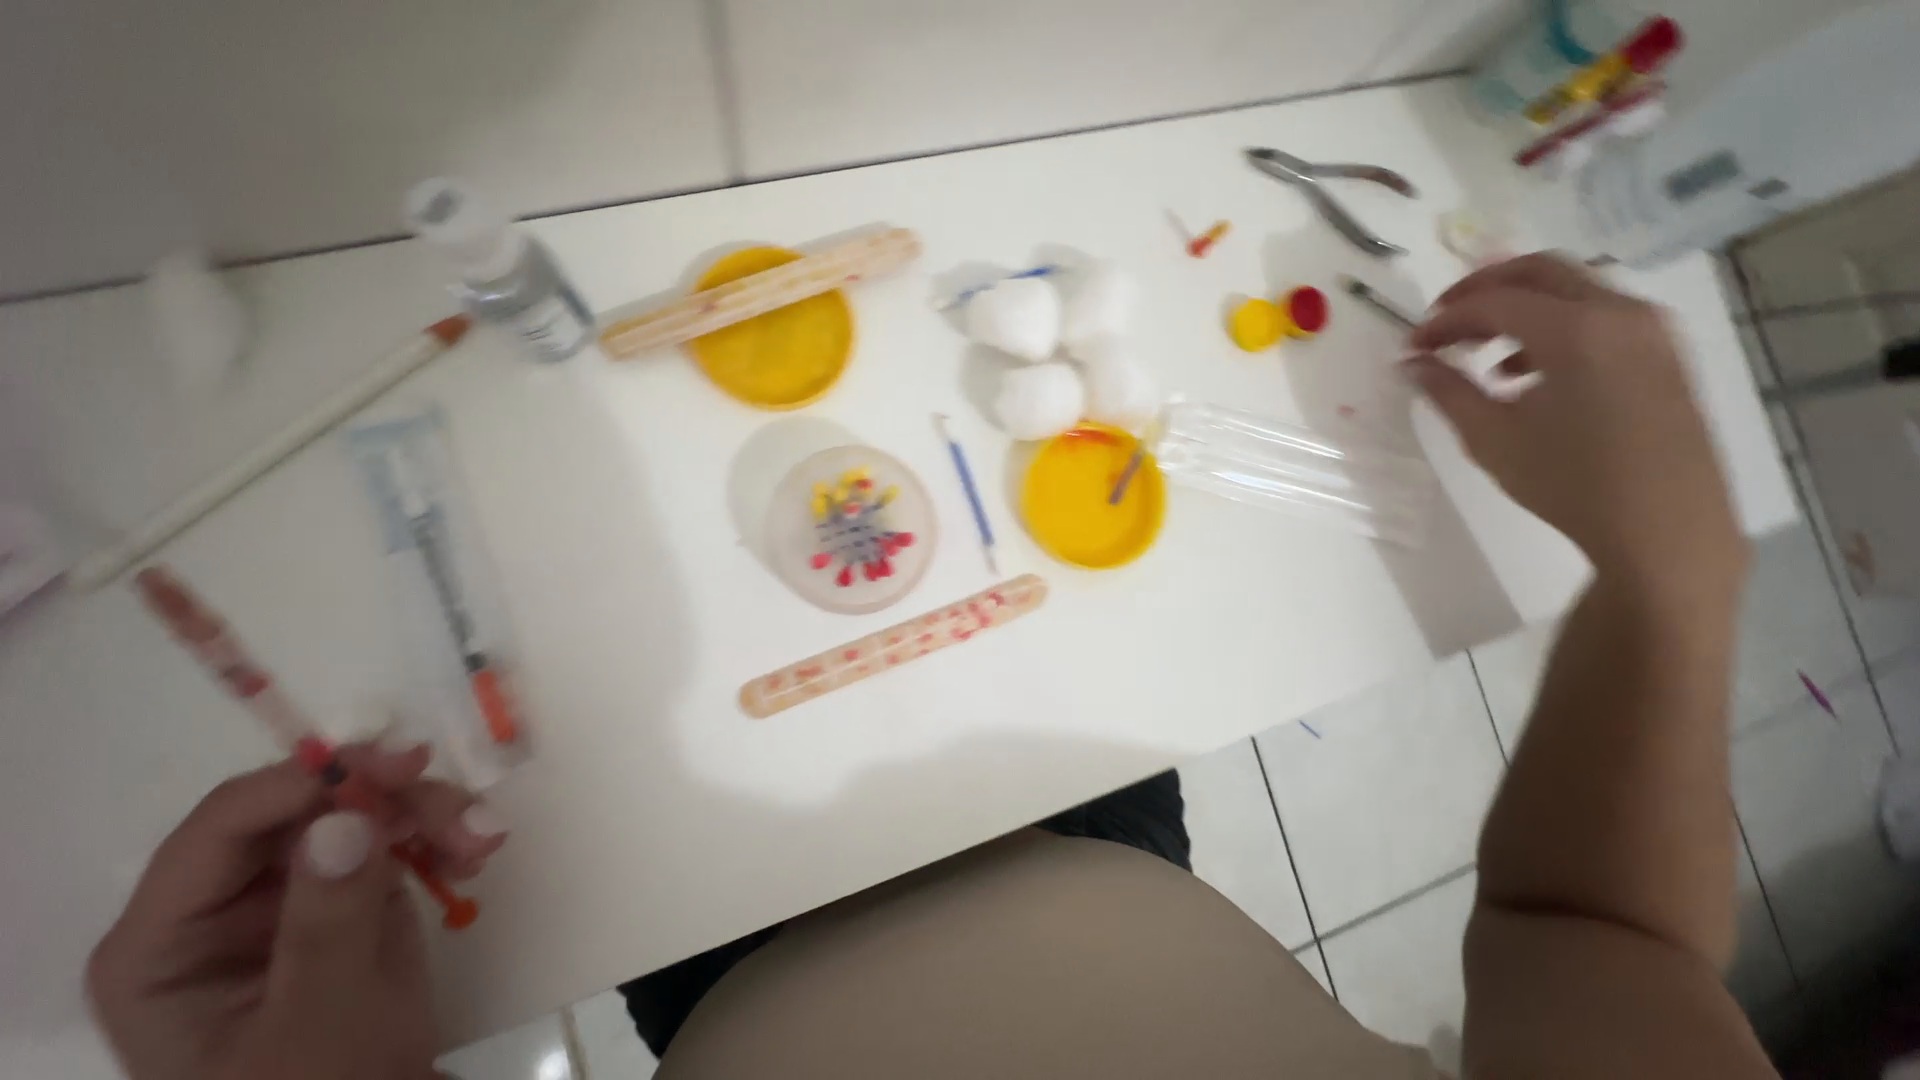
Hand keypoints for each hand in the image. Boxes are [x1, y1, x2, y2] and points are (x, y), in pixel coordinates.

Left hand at [87, 745, 509, 1079]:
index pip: (225, 825)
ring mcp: (289, 895)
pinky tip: (472, 857)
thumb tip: (347, 818)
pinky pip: (393, 836)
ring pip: (359, 811)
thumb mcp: (319, 1018)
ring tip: (484, 841)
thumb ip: (326, 922)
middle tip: (465, 813)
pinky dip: (439, 835)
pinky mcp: (347, 894)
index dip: (308, 781)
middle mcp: (222, 903)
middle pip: (305, 809)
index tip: (401, 767)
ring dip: (430, 815)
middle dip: (394, 800)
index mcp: (167, 940)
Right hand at [1407, 254, 1746, 593]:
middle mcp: (1619, 312)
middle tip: (1442, 323)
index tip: (1411, 348)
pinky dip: (1554, 326)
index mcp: (1575, 330)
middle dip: (1481, 290)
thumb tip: (1413, 363)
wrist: (1664, 527)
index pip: (1493, 301)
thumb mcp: (1491, 438)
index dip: (1443, 320)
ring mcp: (1650, 330)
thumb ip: (1447, 391)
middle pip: (1539, 271)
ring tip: (1480, 353)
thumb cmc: (1569, 484)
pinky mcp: (1663, 353)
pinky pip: (1600, 315)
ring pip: (1572, 289)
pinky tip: (1526, 374)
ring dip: (1519, 308)